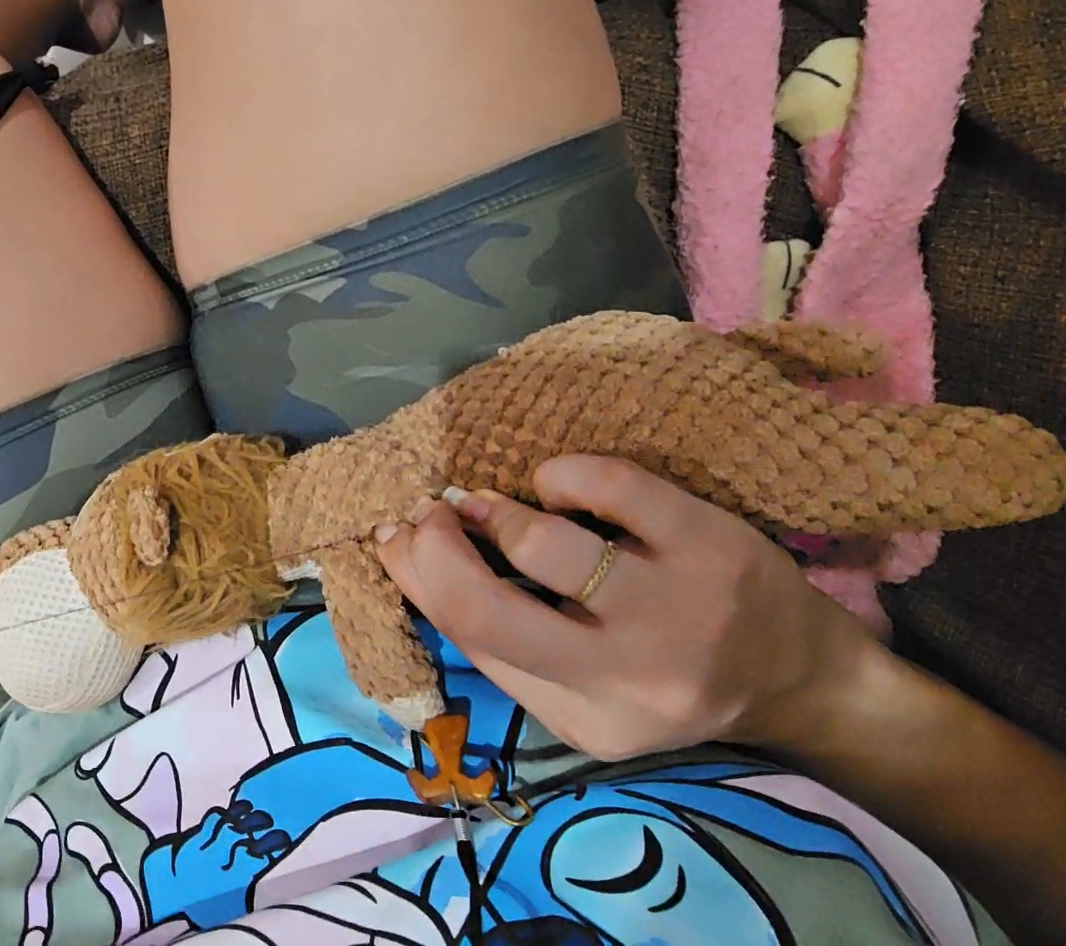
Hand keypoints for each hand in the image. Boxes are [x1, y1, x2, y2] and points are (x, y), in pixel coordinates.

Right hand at [374, 455, 884, 761]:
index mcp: (582, 720)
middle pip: (483, 605)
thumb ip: (500, 636)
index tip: (394, 539)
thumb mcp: (577, 688)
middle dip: (434, 546)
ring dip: (495, 512)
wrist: (801, 677)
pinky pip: (608, 485)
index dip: (415, 577)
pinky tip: (557, 488)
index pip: (468, 638)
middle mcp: (629, 678)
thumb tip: (410, 557)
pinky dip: (561, 476)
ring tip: (493, 506)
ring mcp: (678, 610)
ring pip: (540, 543)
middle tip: (431, 515)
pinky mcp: (715, 546)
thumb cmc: (665, 675)